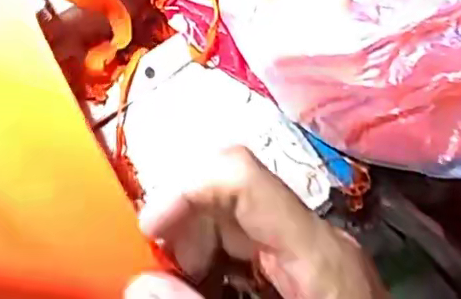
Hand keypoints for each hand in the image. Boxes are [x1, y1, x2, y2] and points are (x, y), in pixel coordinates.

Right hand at [126, 148, 384, 298]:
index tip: (147, 230)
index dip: (185, 188)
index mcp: (318, 252)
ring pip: (236, 221)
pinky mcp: (310, 278)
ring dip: (196, 251)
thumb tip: (141, 283)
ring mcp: (316, 257)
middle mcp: (318, 239)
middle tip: (157, 277)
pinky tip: (206, 293)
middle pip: (232, 196)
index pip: (240, 174)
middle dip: (184, 228)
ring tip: (179, 288)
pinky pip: (251, 252)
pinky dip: (217, 269)